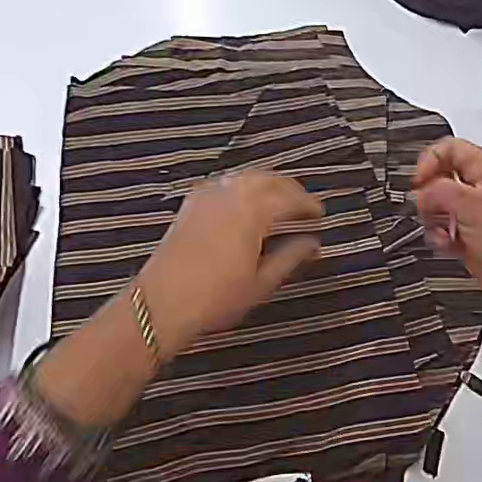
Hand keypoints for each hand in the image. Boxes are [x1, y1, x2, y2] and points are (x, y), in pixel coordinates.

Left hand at [134, 171, 323, 352]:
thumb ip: (290, 257)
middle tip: (304, 205)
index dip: (308, 205)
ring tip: (279, 201)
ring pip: (245, 177)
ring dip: (267, 184)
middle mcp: (230, 195)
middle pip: (268, 180)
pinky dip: (242, 186)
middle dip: (290, 189)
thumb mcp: (261, 283)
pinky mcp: (191, 203)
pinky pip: (225, 183)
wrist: (161, 304)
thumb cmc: (216, 298)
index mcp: (252, 211)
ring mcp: (207, 196)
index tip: (320, 214)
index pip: (289, 198)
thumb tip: (313, 244)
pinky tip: (245, 201)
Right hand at [412, 137, 481, 292]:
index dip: (430, 161)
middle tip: (429, 208)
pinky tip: (448, 243)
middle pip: (440, 178)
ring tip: (443, 230)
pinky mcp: (467, 233)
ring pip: (437, 205)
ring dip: (433, 219)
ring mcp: (473, 211)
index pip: (451, 149)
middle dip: (430, 196)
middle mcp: (480, 187)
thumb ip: (440, 191)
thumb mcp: (473, 205)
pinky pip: (441, 227)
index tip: (419, 181)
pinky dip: (439, 236)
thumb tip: (421, 192)